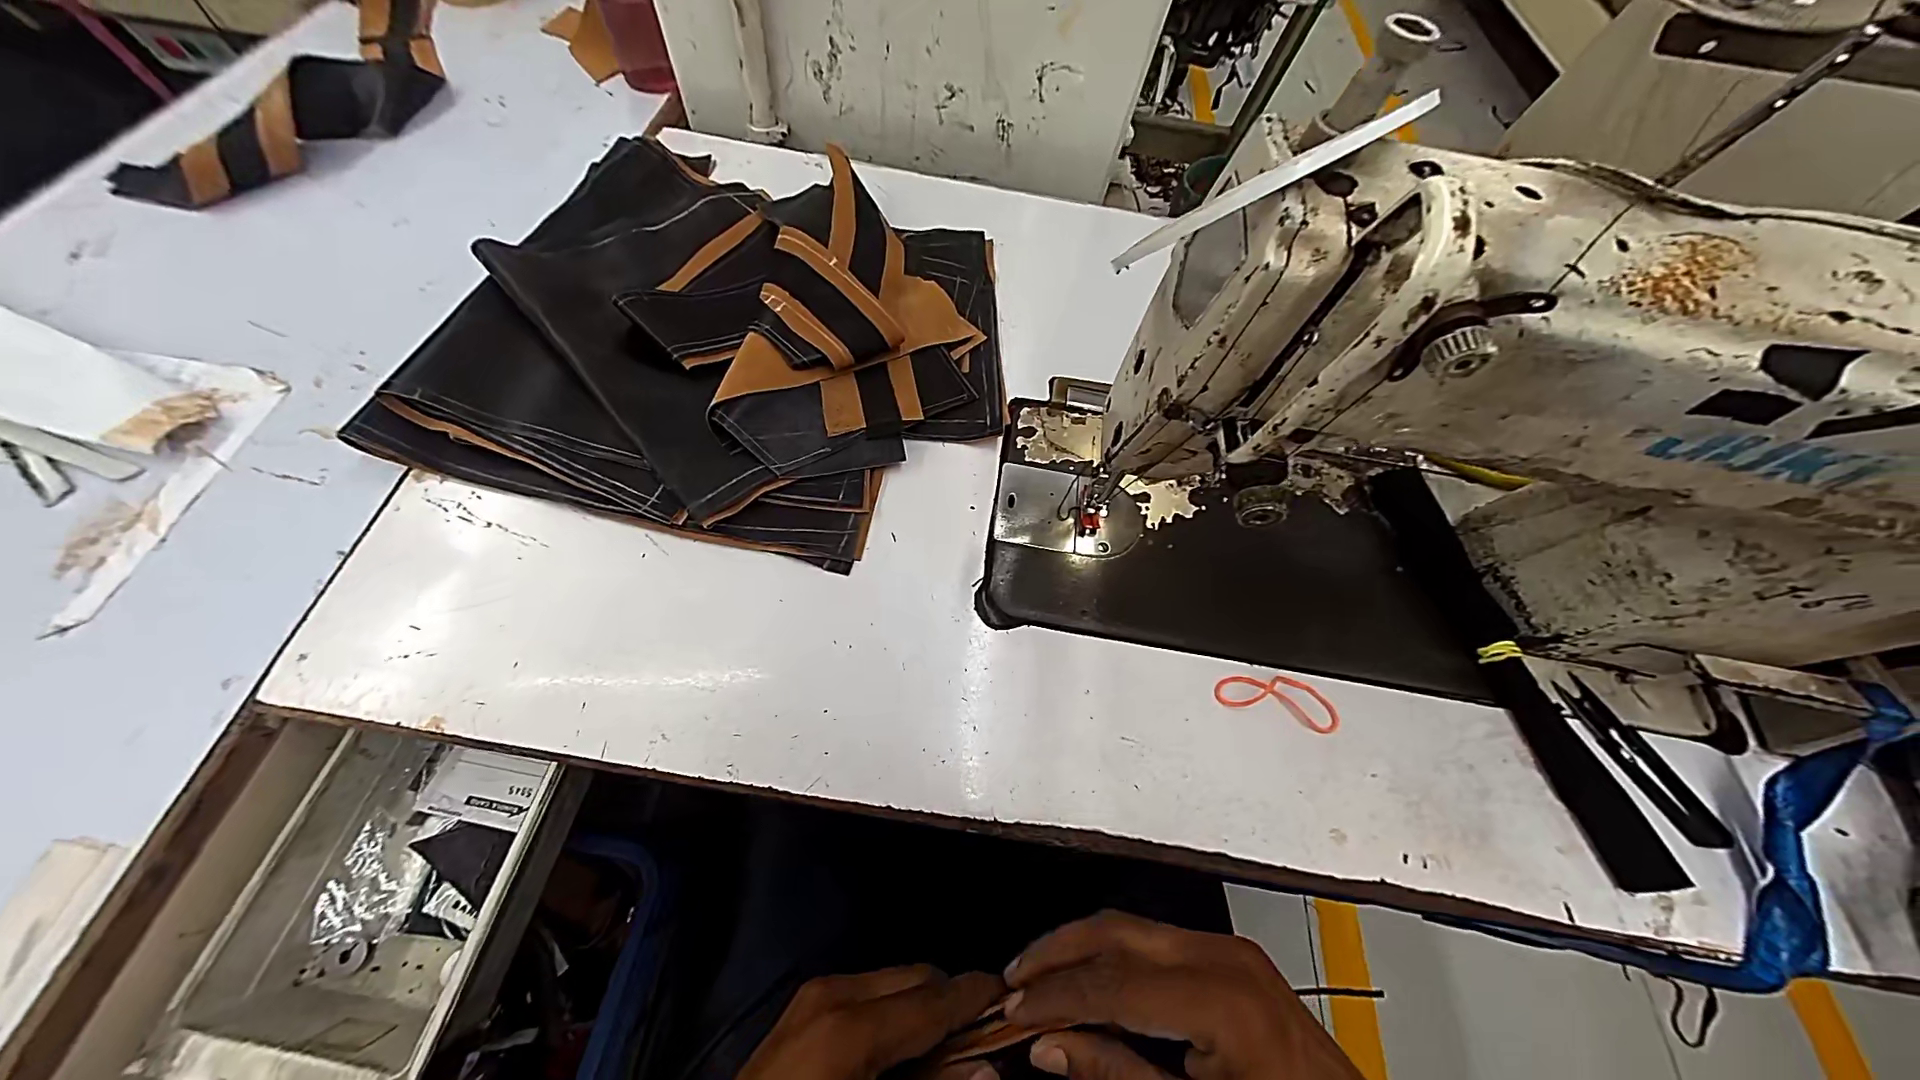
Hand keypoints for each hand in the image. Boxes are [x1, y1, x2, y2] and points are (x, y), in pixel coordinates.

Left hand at [739, 965, 1004, 1079]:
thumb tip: (986, 1068)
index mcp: (853, 1025)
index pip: (936, 996)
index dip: (978, 994)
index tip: (1011, 995)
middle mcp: (836, 992)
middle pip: (918, 975)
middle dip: (952, 996)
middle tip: (981, 1029)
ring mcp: (815, 992)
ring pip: (894, 977)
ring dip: (923, 1000)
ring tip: (942, 1038)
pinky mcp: (803, 1003)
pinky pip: (867, 989)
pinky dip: (894, 1005)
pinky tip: (899, 1040)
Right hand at [1003, 911, 1365, 1079]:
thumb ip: (1117, 1074)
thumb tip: (1054, 1048)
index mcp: (1221, 999)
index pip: (1111, 983)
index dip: (1053, 996)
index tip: (1016, 1007)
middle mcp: (1225, 959)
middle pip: (1115, 932)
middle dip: (1056, 950)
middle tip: (1015, 978)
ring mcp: (1231, 951)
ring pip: (1131, 927)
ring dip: (1080, 946)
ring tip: (1040, 973)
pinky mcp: (1231, 955)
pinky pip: (1155, 940)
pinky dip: (1113, 953)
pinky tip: (1090, 973)